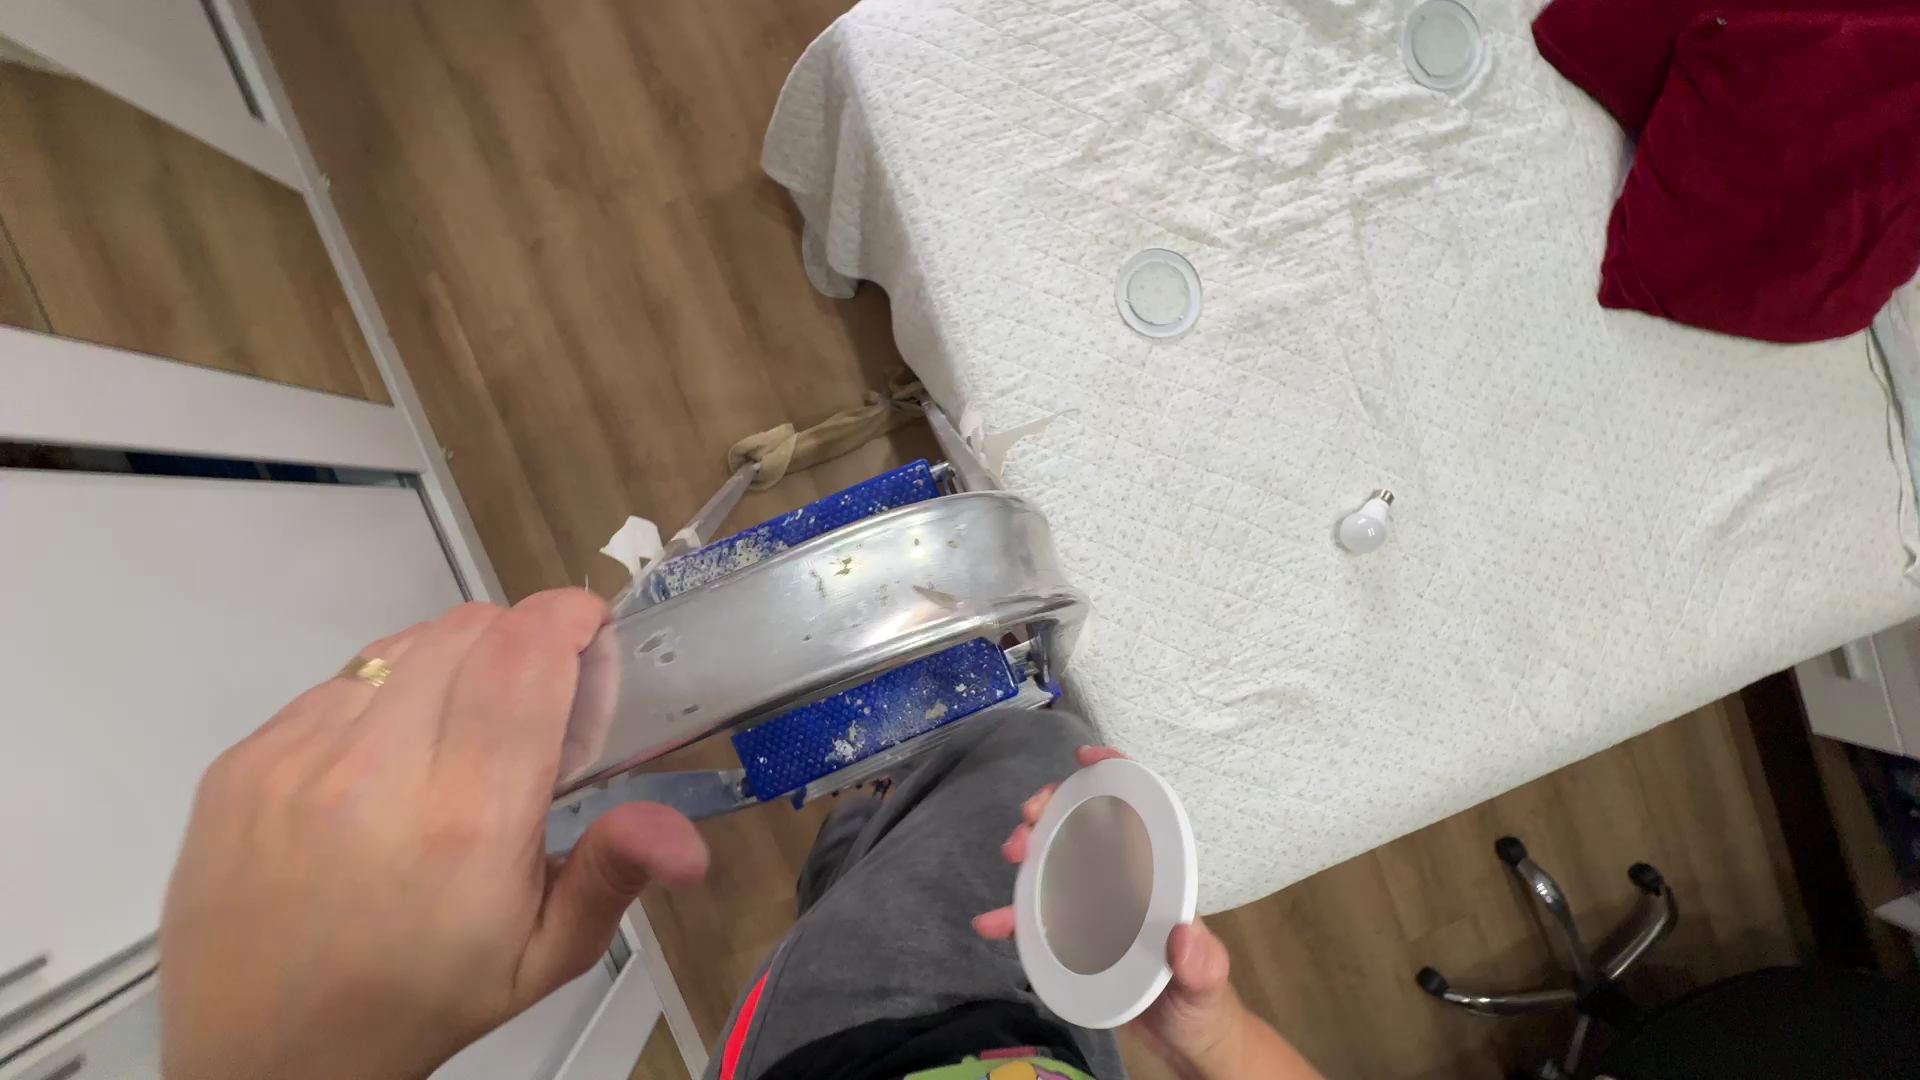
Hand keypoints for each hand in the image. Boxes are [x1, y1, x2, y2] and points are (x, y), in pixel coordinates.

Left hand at [159, 590, 709, 1079]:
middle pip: (476, 630)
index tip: (595, 631)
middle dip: (530, 634)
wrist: (260, 1060)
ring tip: (475, 717)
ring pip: (414, 641)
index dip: (570, 617)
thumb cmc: (428, 997)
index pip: (526, 658)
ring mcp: (297, 760)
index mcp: (468, 820)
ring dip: (468, 654)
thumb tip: (691, 844)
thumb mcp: (549, 954)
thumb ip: (616, 875)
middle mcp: (377, 773)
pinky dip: (402, 683)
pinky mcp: (244, 760)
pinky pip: (353, 675)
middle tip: (547, 691)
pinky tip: (402, 745)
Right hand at [974, 747, 1321, 1079]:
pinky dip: (1011, 914)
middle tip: (1028, 819)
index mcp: (1154, 876)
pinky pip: (1036, 916)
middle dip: (1053, 808)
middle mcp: (1120, 879)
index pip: (1137, 810)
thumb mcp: (1206, 987)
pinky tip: (990, 922)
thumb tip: (1183, 936)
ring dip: (1028, 845)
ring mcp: (1093, 904)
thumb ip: (1202, 965)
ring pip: (1054, 857)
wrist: (1183, 1042)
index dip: (1114, 774)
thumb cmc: (1202, 1005)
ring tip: (1010, 854)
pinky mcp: (1071, 935)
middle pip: (1084, 826)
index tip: (1085, 759)